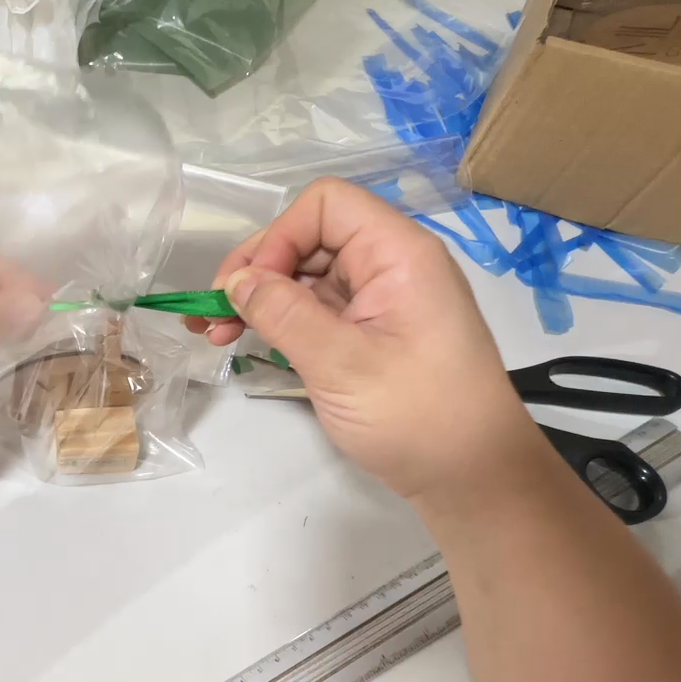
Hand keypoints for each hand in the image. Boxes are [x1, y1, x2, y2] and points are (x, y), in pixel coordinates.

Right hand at [185, 177, 540, 502]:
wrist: (468, 474)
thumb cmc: (417, 415)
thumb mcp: (342, 364)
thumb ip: (285, 314)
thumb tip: (235, 281)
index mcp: (397, 255)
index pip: (325, 207)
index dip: (278, 238)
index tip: (249, 291)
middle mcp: (386, 266)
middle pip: (306, 237)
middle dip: (253, 270)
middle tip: (211, 314)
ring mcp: (374, 300)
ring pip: (301, 274)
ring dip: (254, 297)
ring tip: (213, 332)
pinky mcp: (362, 331)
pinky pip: (310, 308)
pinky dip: (272, 319)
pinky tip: (240, 338)